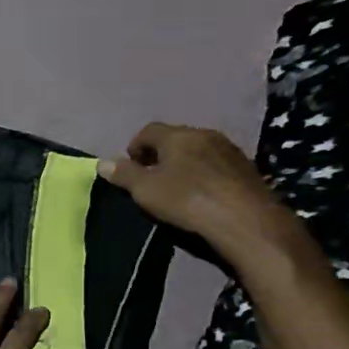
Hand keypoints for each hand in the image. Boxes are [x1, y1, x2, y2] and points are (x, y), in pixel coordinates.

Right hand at [97, 124, 298, 259]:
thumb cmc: (186, 199)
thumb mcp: (145, 190)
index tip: (130, 169)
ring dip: (182, 164)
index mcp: (178, 135)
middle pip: (174, 138)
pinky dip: (202, 174)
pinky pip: (214, 164)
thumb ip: (123, 174)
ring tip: (174, 189)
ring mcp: (229, 149)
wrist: (243, 218)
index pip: (148, 130)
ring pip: (196, 150)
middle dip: (158, 155)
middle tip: (150, 180)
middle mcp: (205, 134)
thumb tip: (102, 162)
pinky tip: (200, 195)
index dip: (134, 148)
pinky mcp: (245, 167)